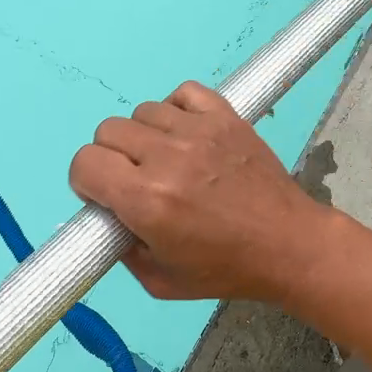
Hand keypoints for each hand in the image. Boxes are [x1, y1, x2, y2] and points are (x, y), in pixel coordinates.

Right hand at [69, 81, 335, 302]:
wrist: (287, 243)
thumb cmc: (224, 269)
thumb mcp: (158, 280)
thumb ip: (121, 246)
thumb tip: (107, 212)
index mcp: (147, 200)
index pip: (85, 163)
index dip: (87, 181)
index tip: (105, 195)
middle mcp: (168, 157)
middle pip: (108, 131)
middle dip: (112, 158)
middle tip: (135, 180)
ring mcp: (199, 131)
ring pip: (143, 111)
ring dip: (145, 135)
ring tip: (166, 159)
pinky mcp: (225, 116)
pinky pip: (183, 92)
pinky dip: (177, 109)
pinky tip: (186, 134)